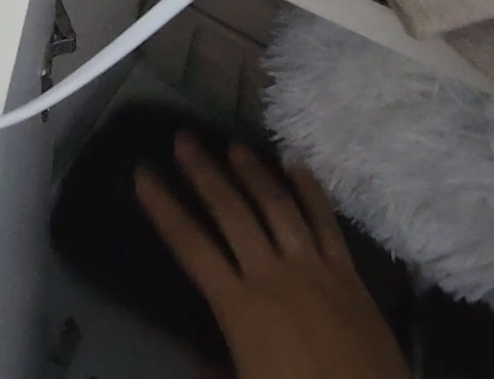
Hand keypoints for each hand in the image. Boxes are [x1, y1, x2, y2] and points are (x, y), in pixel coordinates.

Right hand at [135, 133, 408, 378]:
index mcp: (240, 308)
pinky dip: (311, 191)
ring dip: (253, 172)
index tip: (144, 173)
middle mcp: (272, 275)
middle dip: (204, 171)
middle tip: (184, 138)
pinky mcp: (349, 273)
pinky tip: (297, 166)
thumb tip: (189, 357)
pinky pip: (327, 222)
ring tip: (233, 144)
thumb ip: (214, 370)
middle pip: (230, 211)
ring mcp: (313, 268)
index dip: (164, 208)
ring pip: (276, 206)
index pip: (191, 246)